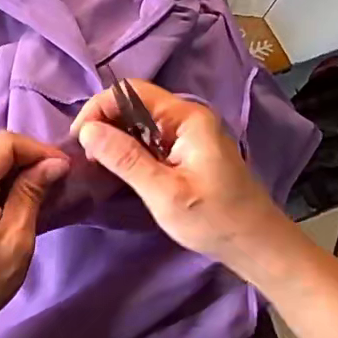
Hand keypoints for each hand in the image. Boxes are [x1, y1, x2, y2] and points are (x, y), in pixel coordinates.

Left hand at [0, 131, 69, 337]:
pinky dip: (0, 186)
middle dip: (29, 161)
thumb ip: (32, 192)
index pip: (3, 145)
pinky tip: (19, 202)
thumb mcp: (16, 237)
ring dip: (16, 174)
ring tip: (43, 193)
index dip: (38, 149)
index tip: (64, 168)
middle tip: (58, 181)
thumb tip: (56, 162)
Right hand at [71, 78, 281, 259]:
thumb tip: (87, 130)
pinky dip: (127, 147)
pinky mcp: (185, 150)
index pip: (131, 91)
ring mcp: (187, 133)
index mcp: (187, 119)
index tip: (79, 138)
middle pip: (133, 102)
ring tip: (96, 163)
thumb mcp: (164, 193)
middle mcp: (187, 117)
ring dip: (114, 136)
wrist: (257, 245)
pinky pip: (148, 137)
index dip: (99, 107)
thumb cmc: (215, 221)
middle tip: (86, 155)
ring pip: (138, 120)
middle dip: (103, 122)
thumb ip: (125, 159)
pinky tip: (117, 167)